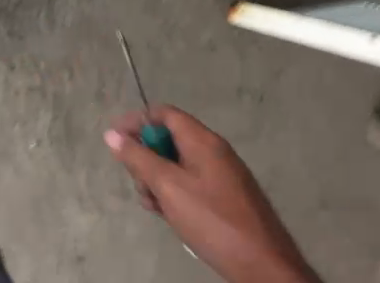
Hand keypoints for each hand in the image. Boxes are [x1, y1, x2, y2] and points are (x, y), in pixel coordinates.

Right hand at [105, 106, 317, 282]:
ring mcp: (226, 178)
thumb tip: (112, 134)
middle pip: (169, 140)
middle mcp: (216, 153)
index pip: (163, 113)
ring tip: (154, 206)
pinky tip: (172, 216)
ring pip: (179, 166)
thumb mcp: (167, 187)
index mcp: (204, 142)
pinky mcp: (230, 200)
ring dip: (158, 180)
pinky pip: (193, 185)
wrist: (267, 271)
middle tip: (139, 183)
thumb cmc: (214, 221)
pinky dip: (176, 194)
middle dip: (146, 158)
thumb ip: (137, 157)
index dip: (136, 121)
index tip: (117, 141)